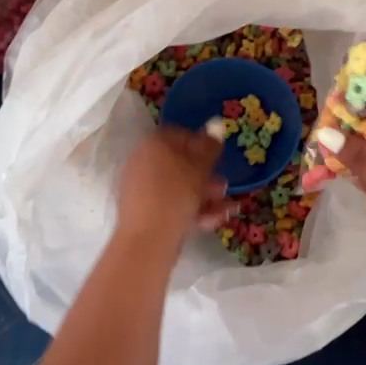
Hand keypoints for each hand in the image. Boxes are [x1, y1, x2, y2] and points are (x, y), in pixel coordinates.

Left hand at [115, 125, 233, 249]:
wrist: (147, 240)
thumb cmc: (175, 195)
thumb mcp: (199, 168)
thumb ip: (210, 146)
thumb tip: (216, 124)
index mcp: (154, 144)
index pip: (180, 134)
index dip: (202, 144)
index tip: (218, 159)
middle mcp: (144, 161)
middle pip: (181, 163)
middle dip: (207, 176)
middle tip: (224, 187)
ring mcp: (142, 188)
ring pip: (179, 186)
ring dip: (204, 196)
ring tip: (224, 209)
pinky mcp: (145, 211)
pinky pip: (171, 204)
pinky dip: (191, 210)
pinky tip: (211, 222)